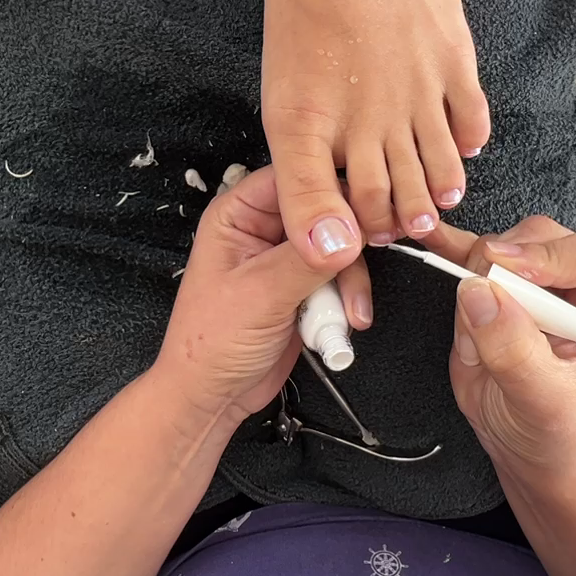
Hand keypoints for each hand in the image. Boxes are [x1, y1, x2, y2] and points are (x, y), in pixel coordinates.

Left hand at [153, 166, 367, 425]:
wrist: (213, 397)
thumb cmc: (211, 342)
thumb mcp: (260, 294)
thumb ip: (306, 260)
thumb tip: (350, 231)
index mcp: (238, 212)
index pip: (293, 178)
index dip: (330, 191)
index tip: (364, 212)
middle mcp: (263, 227)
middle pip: (324, 211)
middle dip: (347, 243)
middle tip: (361, 268)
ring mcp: (285, 257)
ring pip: (339, 245)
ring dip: (350, 280)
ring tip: (351, 313)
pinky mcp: (303, 284)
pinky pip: (340, 276)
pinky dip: (348, 297)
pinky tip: (348, 321)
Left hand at [258, 0, 490, 272]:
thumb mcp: (278, 83)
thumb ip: (302, 165)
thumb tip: (332, 241)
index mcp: (313, 130)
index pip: (343, 213)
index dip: (354, 237)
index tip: (361, 244)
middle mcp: (371, 121)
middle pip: (393, 195)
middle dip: (395, 221)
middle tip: (403, 231)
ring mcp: (418, 89)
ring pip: (433, 164)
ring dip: (433, 190)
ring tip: (436, 204)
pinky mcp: (453, 53)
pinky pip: (470, 115)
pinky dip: (467, 139)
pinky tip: (465, 147)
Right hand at [423, 219, 575, 482]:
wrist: (520, 440)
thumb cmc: (551, 429)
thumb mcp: (545, 404)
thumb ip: (517, 353)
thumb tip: (480, 292)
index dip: (555, 256)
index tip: (512, 273)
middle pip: (544, 239)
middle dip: (507, 269)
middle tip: (483, 307)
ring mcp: (538, 276)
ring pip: (504, 242)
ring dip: (478, 276)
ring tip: (474, 335)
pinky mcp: (498, 277)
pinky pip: (471, 249)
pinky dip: (450, 246)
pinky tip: (433, 241)